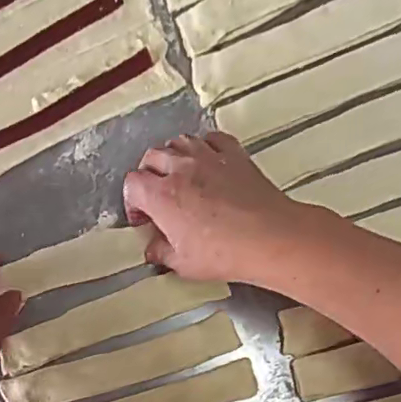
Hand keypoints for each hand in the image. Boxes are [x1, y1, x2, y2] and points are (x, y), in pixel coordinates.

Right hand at [122, 131, 339, 286]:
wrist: (268, 238)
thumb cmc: (225, 251)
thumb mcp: (181, 263)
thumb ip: (161, 252)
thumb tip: (154, 249)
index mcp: (162, 197)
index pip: (132, 183)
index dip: (132, 200)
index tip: (142, 217)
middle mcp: (182, 170)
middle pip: (152, 156)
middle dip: (147, 175)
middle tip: (154, 195)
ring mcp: (209, 158)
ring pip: (178, 141)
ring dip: (172, 156)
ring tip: (176, 176)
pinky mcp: (234, 156)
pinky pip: (211, 138)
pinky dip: (203, 146)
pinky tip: (205, 160)